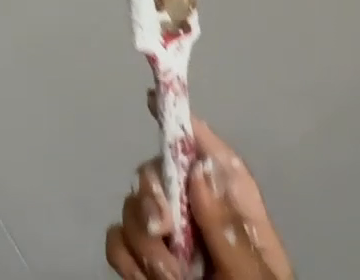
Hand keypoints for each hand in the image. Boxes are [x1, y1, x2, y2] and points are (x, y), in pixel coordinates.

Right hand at [105, 120, 292, 279]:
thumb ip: (227, 230)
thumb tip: (198, 167)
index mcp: (243, 225)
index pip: (217, 163)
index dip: (189, 128)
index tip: (155, 97)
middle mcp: (202, 226)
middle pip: (162, 175)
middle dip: (152, 196)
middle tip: (164, 231)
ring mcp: (172, 246)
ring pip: (133, 207)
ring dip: (141, 239)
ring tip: (166, 278)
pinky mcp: (144, 265)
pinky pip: (116, 239)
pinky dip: (125, 258)